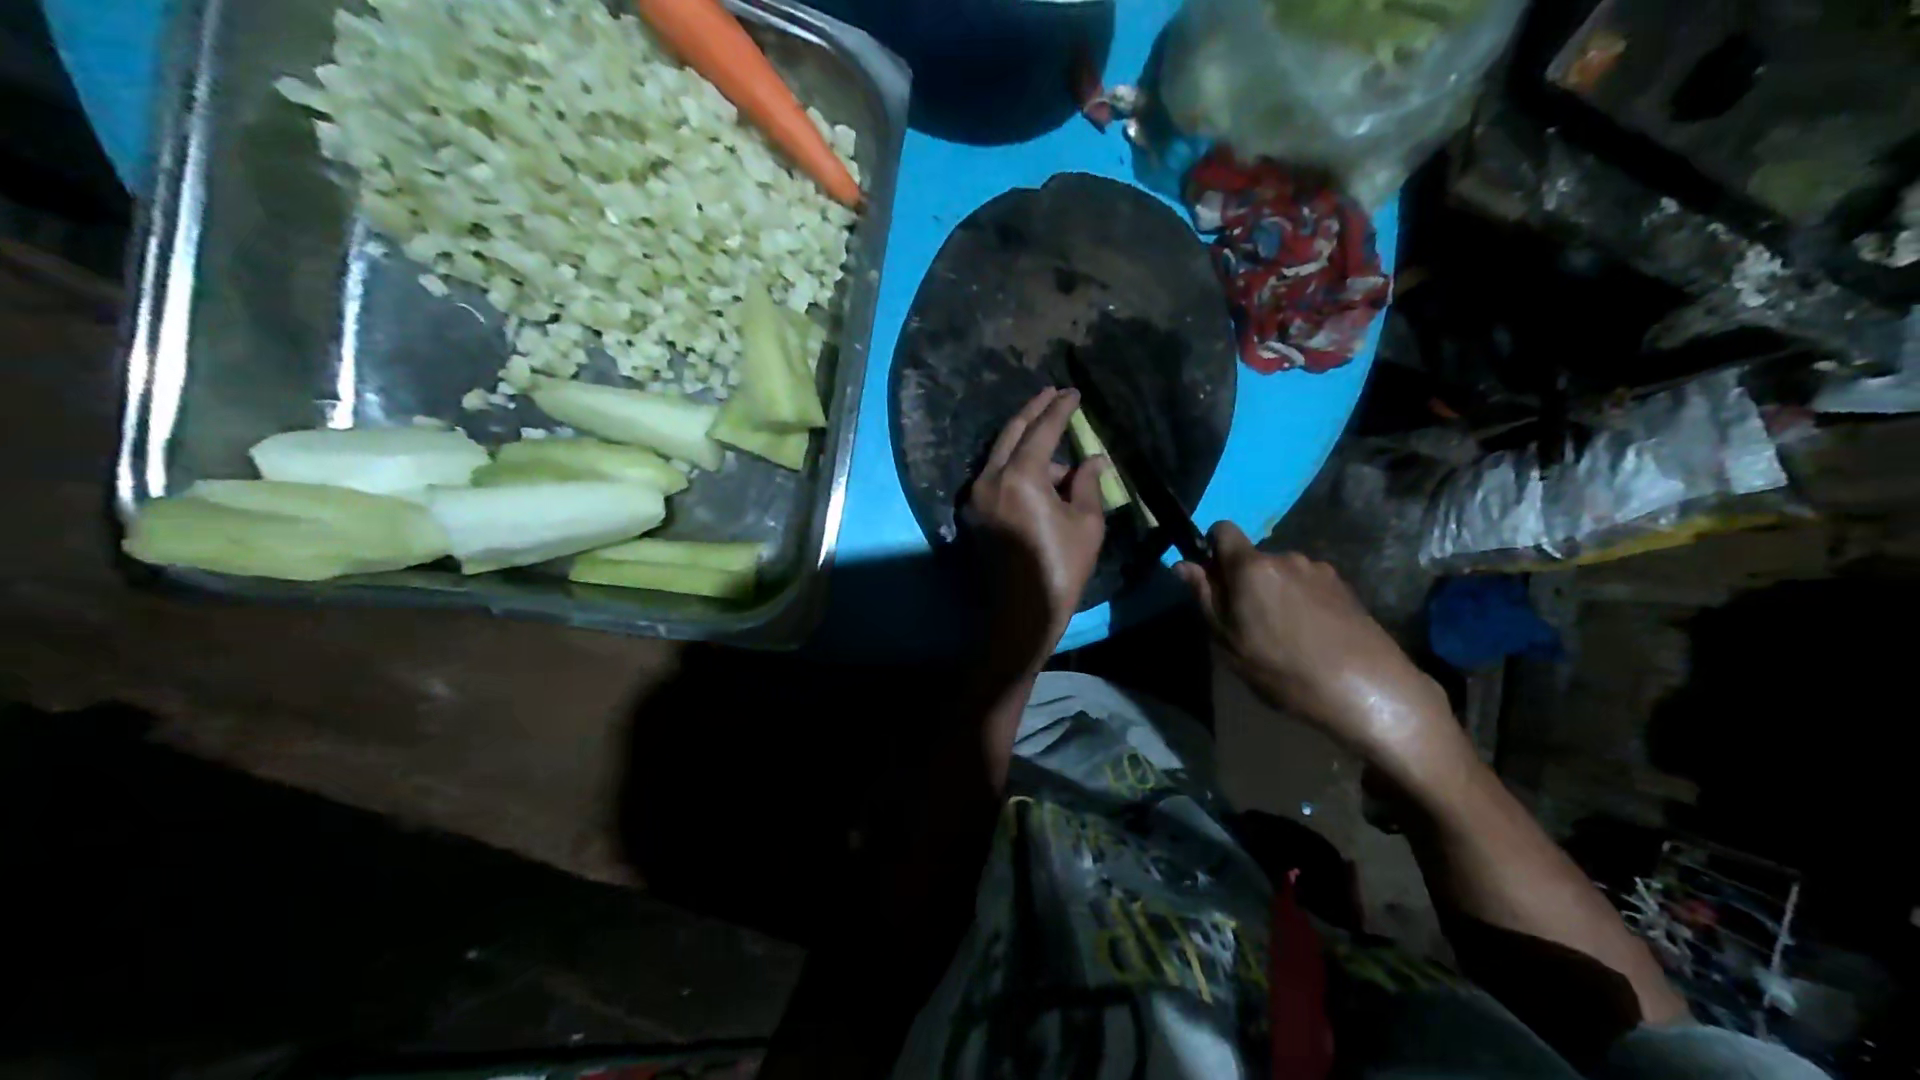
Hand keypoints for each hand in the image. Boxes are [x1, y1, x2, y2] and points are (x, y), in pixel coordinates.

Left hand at [965, 388, 1108, 666]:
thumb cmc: (1061, 567)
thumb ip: (1087, 483)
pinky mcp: (972, 515)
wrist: (1022, 612)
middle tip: (1051, 394)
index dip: (1059, 410)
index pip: (1042, 430)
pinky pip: (995, 478)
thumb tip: (1093, 460)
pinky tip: (1037, 477)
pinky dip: (1015, 469)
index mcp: (1020, 476)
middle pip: (1011, 433)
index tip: (1072, 393)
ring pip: (1001, 457)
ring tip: (1060, 460)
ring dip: (1028, 448)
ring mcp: (975, 497)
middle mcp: (990, 479)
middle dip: (1033, 411)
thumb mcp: (1086, 522)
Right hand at [1176, 522, 1457, 772]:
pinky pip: (1307, 585)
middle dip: (1244, 581)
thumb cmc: (1283, 669)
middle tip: (1247, 624)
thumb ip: (1205, 598)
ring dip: (1275, 593)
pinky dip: (1301, 602)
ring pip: (1281, 574)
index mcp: (1251, 566)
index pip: (1222, 530)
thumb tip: (1184, 565)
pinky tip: (1312, 637)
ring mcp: (1319, 570)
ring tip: (1284, 635)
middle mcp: (1286, 557)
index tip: (1213, 583)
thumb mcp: (1229, 641)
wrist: (1368, 690)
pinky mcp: (1344, 587)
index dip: (1212, 550)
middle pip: (1252, 558)